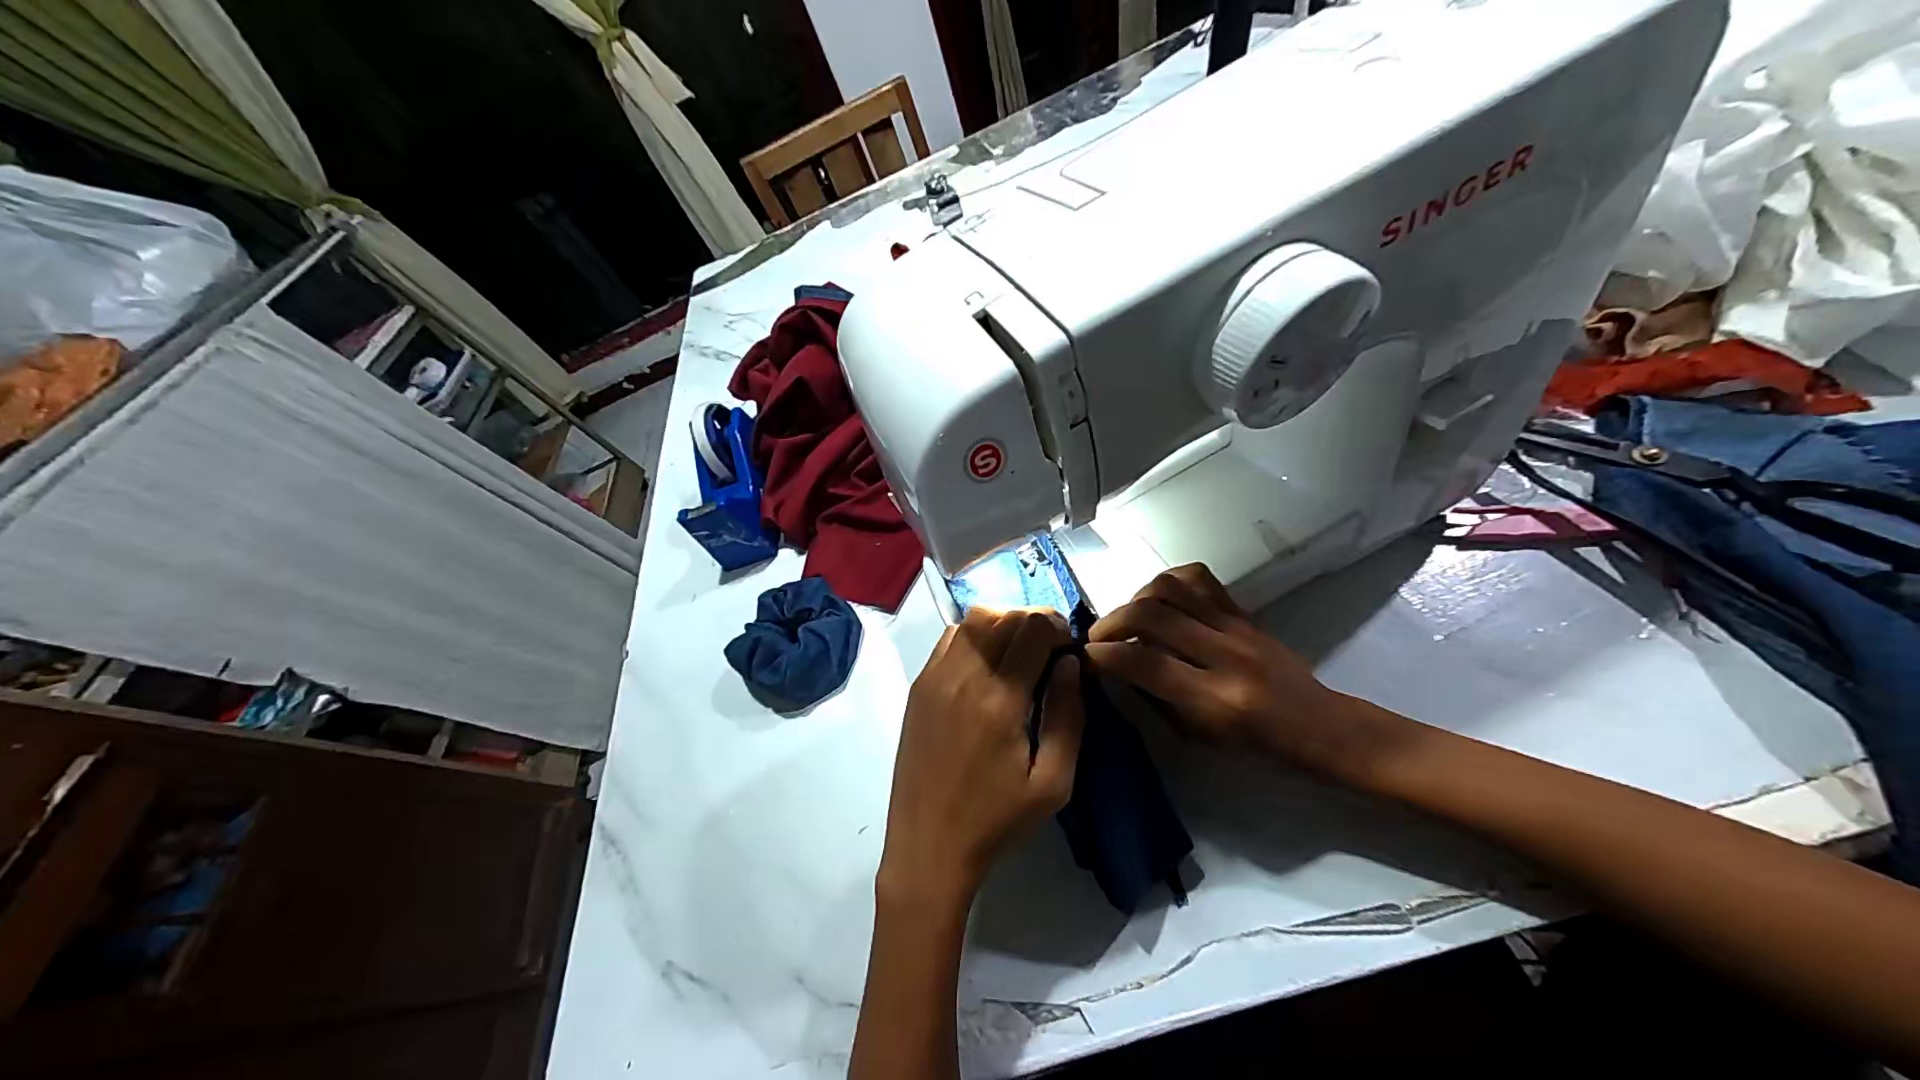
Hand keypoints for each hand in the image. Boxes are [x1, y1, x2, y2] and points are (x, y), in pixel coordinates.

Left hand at [879, 609, 1086, 909]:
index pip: (1032, 628)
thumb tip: (1070, 664)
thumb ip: (1067, 717)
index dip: (1058, 627)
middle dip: (1035, 622)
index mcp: (999, 699)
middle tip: (1051, 649)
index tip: (1070, 648)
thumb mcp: (1052, 783)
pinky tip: (986, 666)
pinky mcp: (918, 687)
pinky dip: (973, 636)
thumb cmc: (996, 820)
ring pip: (972, 619)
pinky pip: (949, 638)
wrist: (928, 846)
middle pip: (1004, 616)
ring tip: (1019, 653)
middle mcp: (963, 676)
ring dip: (1003, 623)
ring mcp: (934, 677)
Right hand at [1084, 564, 1352, 766]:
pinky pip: (1199, 578)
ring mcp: (1237, 627)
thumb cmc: (1255, 745)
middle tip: (1097, 637)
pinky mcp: (1244, 611)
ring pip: (1171, 588)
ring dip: (1135, 599)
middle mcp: (1226, 655)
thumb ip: (1154, 697)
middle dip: (1111, 622)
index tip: (1085, 657)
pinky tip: (1157, 599)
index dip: (1104, 656)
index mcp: (1215, 700)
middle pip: (1152, 615)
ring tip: (1127, 618)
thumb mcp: (1197, 736)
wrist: (1319, 725)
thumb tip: (1113, 667)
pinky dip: (1167, 581)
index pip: (1146, 664)